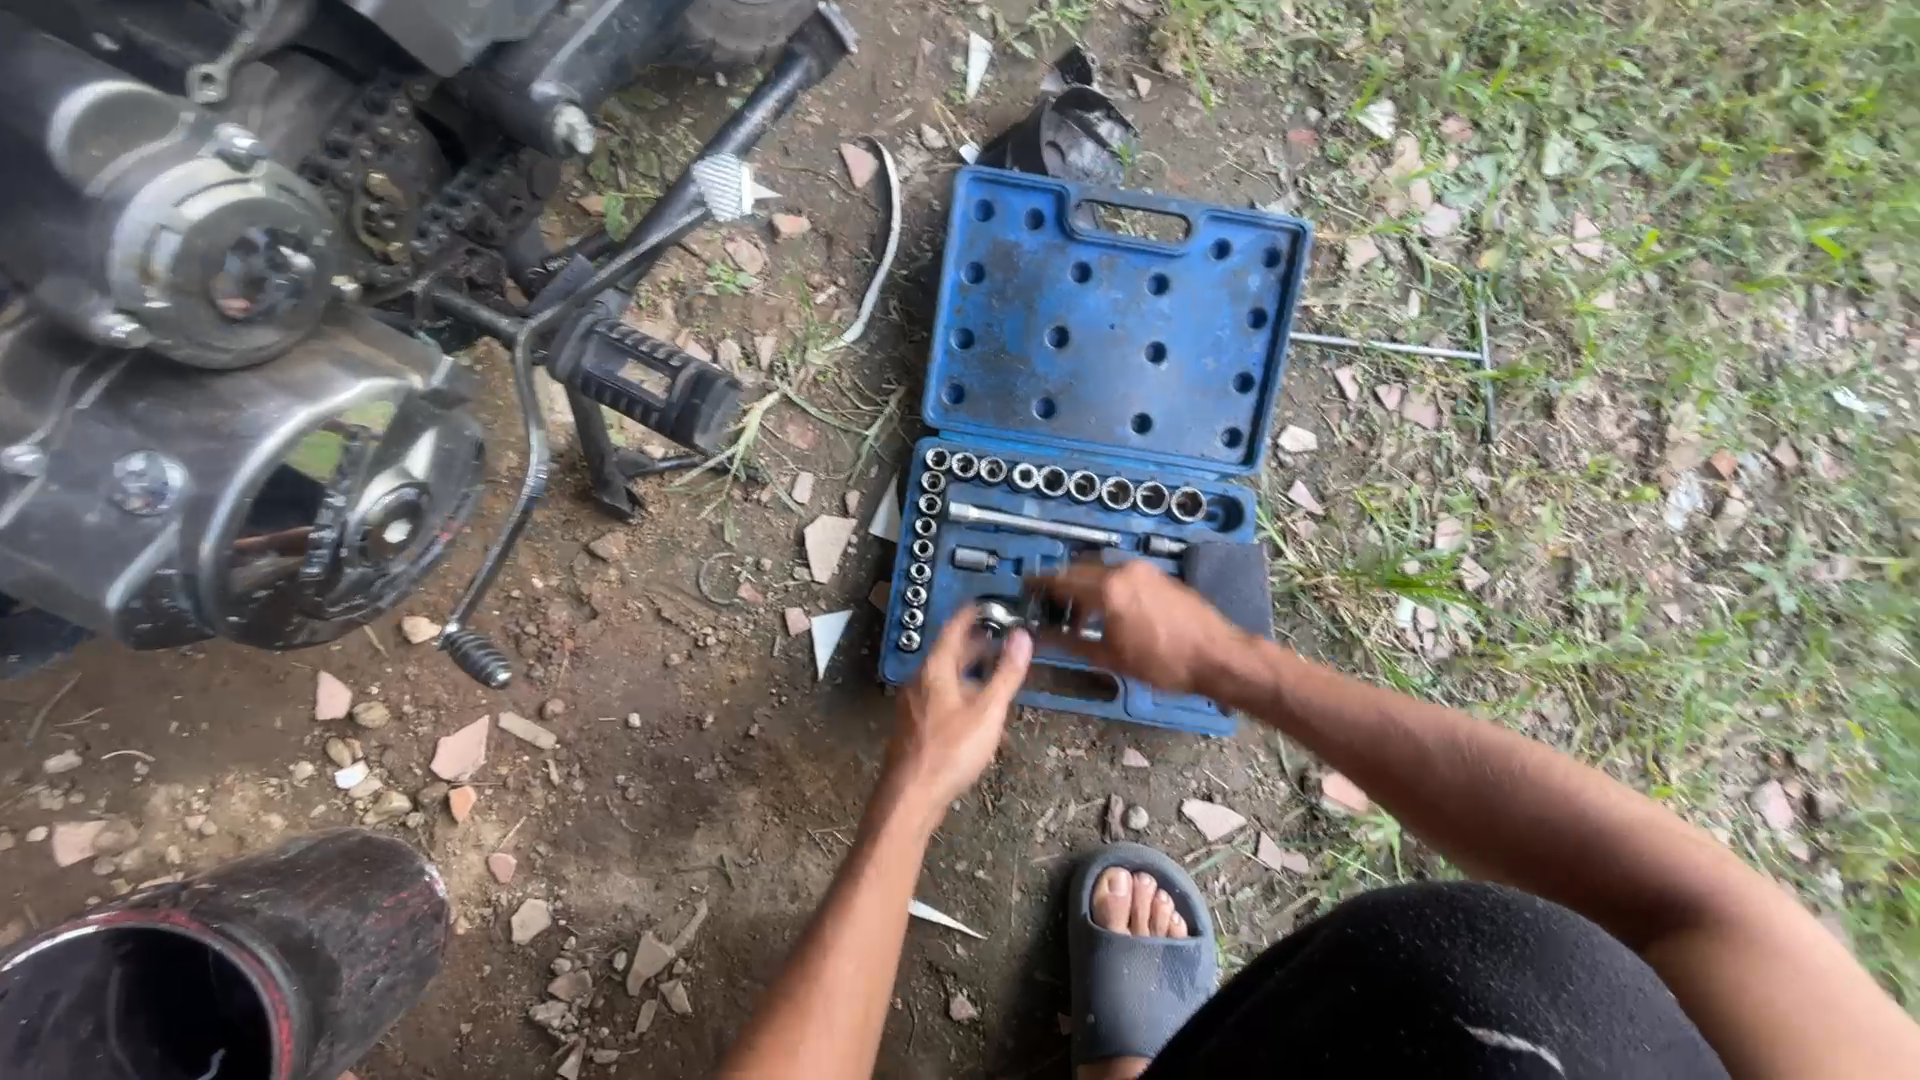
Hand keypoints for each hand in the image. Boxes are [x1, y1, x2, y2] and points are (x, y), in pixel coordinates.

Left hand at [887, 607, 1032, 814]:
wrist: (910, 796)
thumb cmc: (950, 751)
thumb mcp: (987, 711)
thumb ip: (1006, 673)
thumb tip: (1022, 636)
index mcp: (935, 669)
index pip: (954, 628)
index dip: (973, 614)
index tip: (990, 605)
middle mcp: (919, 681)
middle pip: (949, 652)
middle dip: (976, 645)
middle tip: (1000, 639)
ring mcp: (914, 704)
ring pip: (945, 676)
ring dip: (970, 670)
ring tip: (994, 673)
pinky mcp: (915, 725)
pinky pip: (940, 697)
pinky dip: (961, 692)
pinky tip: (977, 710)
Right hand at [1036, 559, 1241, 696]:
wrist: (1219, 656)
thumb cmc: (1163, 663)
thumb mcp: (1111, 658)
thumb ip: (1072, 643)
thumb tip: (1041, 638)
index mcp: (1108, 589)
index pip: (1061, 580)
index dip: (1040, 584)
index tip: (1024, 588)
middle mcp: (1123, 570)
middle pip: (1079, 570)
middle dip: (1061, 586)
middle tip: (1048, 606)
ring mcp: (1144, 570)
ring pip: (1101, 570)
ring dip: (1084, 586)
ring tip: (1077, 614)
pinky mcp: (1159, 576)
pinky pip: (1120, 574)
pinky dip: (1105, 586)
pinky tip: (1106, 611)